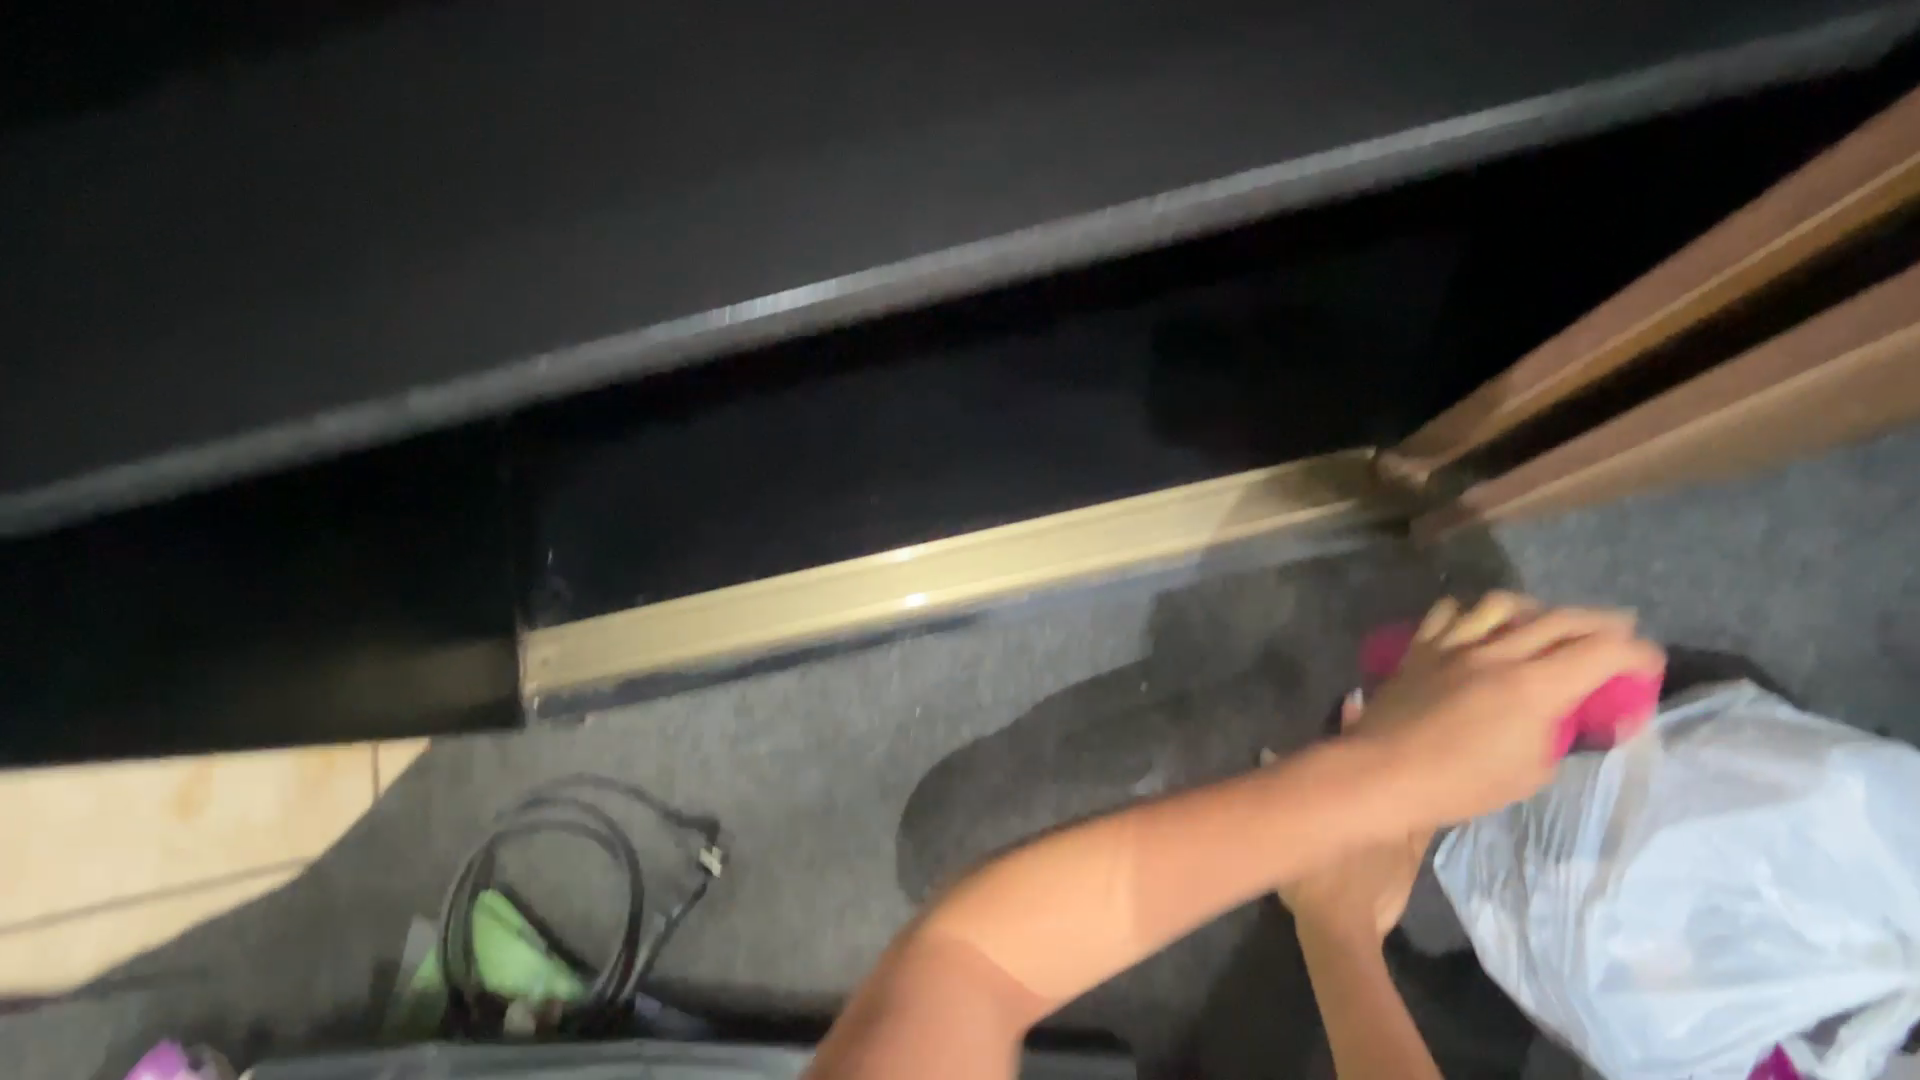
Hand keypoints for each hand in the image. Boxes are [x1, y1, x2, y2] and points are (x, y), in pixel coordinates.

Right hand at [1267, 694, 1432, 941]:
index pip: (1353, 757)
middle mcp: (1382, 811)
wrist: (1342, 928)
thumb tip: (1267, 753)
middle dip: (1377, 740)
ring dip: (1406, 765)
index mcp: (1349, 804)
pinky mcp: (1413, 855)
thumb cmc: (1309, 881)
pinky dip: (1428, 799)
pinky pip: (1424, 818)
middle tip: (1377, 711)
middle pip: (1384, 767)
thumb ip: (1279, 793)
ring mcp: (1402, 833)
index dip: (1353, 728)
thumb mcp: (1289, 836)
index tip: (1356, 701)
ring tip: (1409, 738)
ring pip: (1408, 789)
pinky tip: (1435, 785)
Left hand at [1356, 592, 1664, 826]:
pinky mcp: (1419, 649)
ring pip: (1501, 605)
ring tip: (1547, 620)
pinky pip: (1448, 613)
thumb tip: (1573, 714)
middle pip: (1559, 619)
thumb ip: (1558, 734)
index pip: (1601, 652)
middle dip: (1599, 622)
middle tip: (1619, 630)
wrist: (1384, 770)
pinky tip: (1480, 623)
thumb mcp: (1532, 770)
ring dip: (1536, 608)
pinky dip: (1472, 612)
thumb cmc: (1461, 783)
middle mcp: (1496, 654)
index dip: (1636, 653)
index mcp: (1534, 686)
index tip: (1648, 662)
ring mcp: (1453, 646)